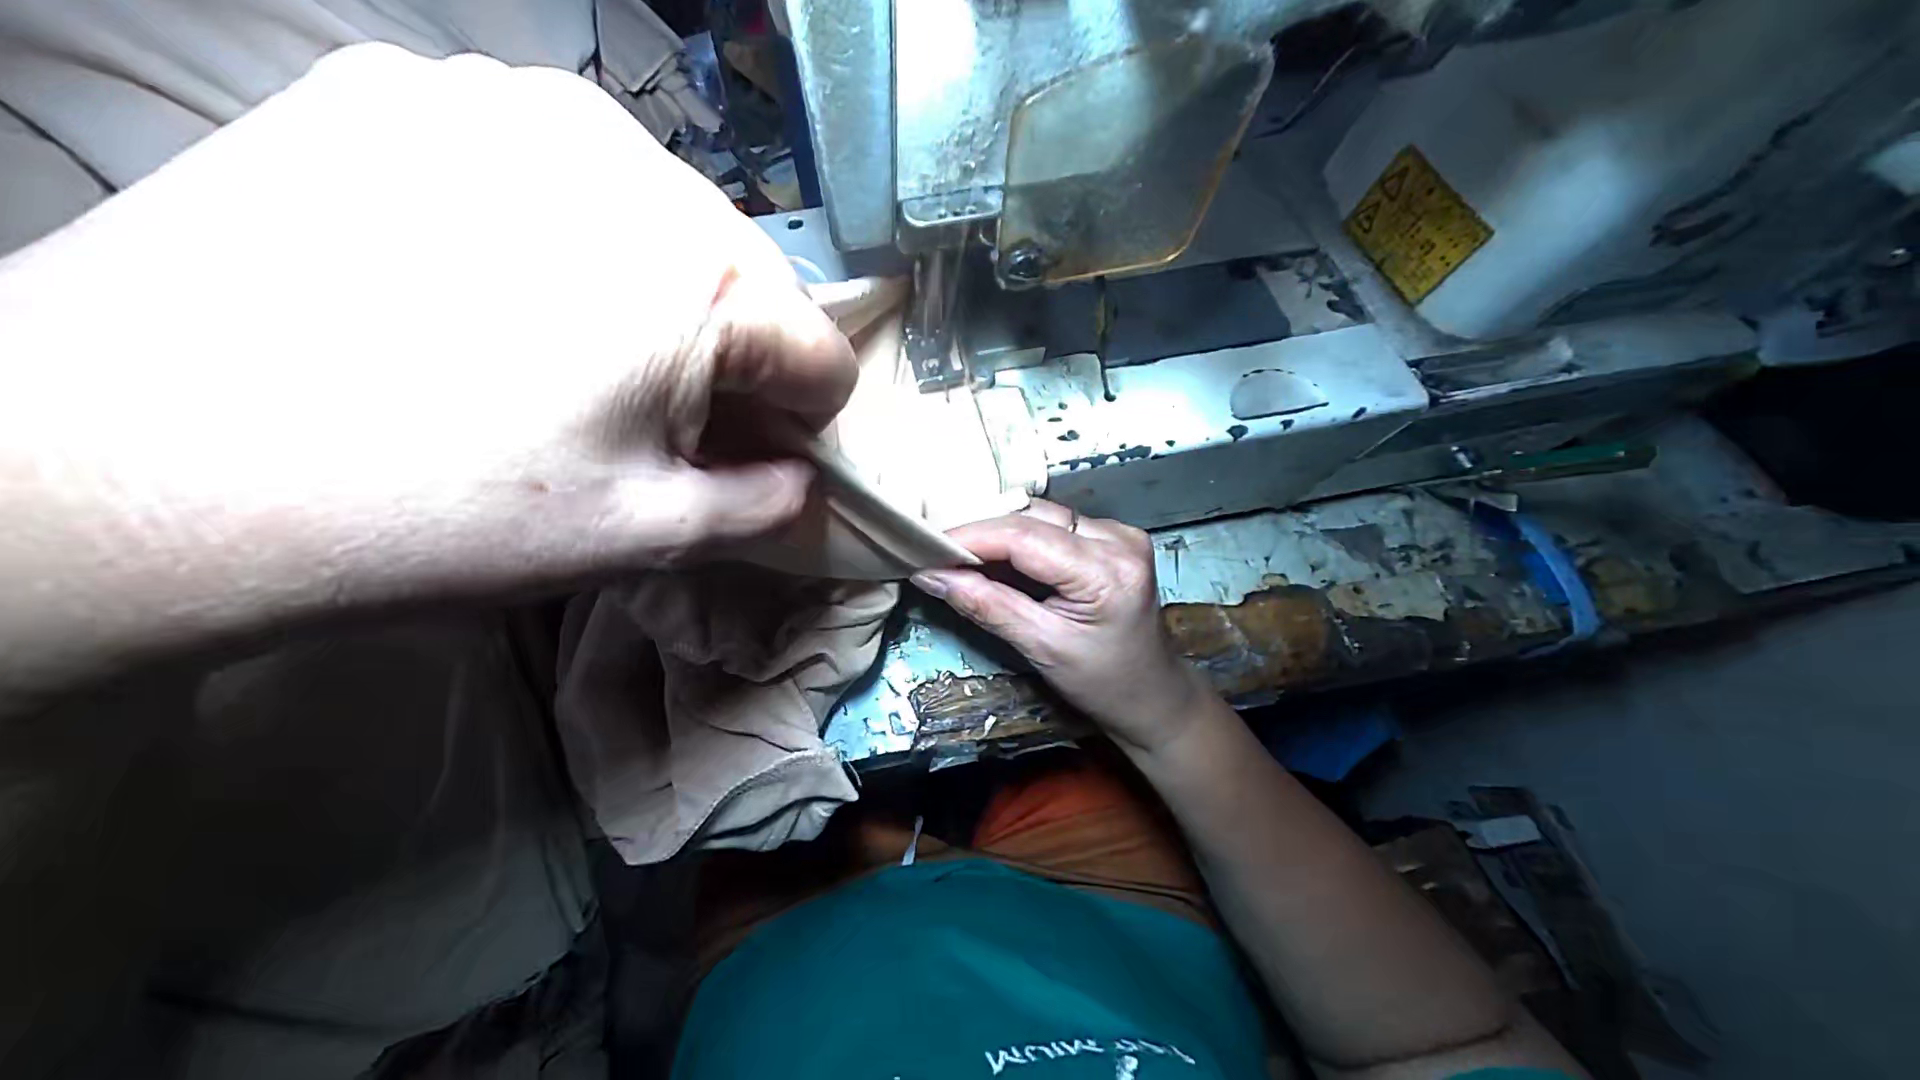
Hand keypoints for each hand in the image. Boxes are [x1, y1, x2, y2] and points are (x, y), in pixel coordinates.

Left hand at [0, 44, 852, 603]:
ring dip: (655, 287)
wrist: (139, 465)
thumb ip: (763, 507)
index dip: (800, 418)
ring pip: (658, 214)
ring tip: (572, 350)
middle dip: (731, 353)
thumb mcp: (645, 535)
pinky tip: (488, 285)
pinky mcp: (408, 89)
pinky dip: (559, 230)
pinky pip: (549, 167)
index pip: (819, 352)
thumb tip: (805, 482)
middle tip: (658, 414)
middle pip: (748, 278)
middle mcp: (629, 160)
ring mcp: (509, 105)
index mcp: (700, 275)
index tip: (751, 454)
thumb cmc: (445, 514)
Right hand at [912, 502, 1215, 754]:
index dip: (970, 537)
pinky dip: (1019, 538)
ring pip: (1041, 515)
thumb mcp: (1041, 647)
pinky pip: (1054, 525)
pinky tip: (994, 556)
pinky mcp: (1111, 536)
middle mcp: (1118, 538)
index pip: (1024, 536)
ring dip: (998, 533)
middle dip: (980, 532)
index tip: (926, 547)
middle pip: (1032, 517)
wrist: (1152, 693)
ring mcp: (1118, 533)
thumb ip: (987, 605)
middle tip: (936, 551)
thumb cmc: (1103, 682)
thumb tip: (931, 575)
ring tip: (958, 554)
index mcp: (1107, 570)